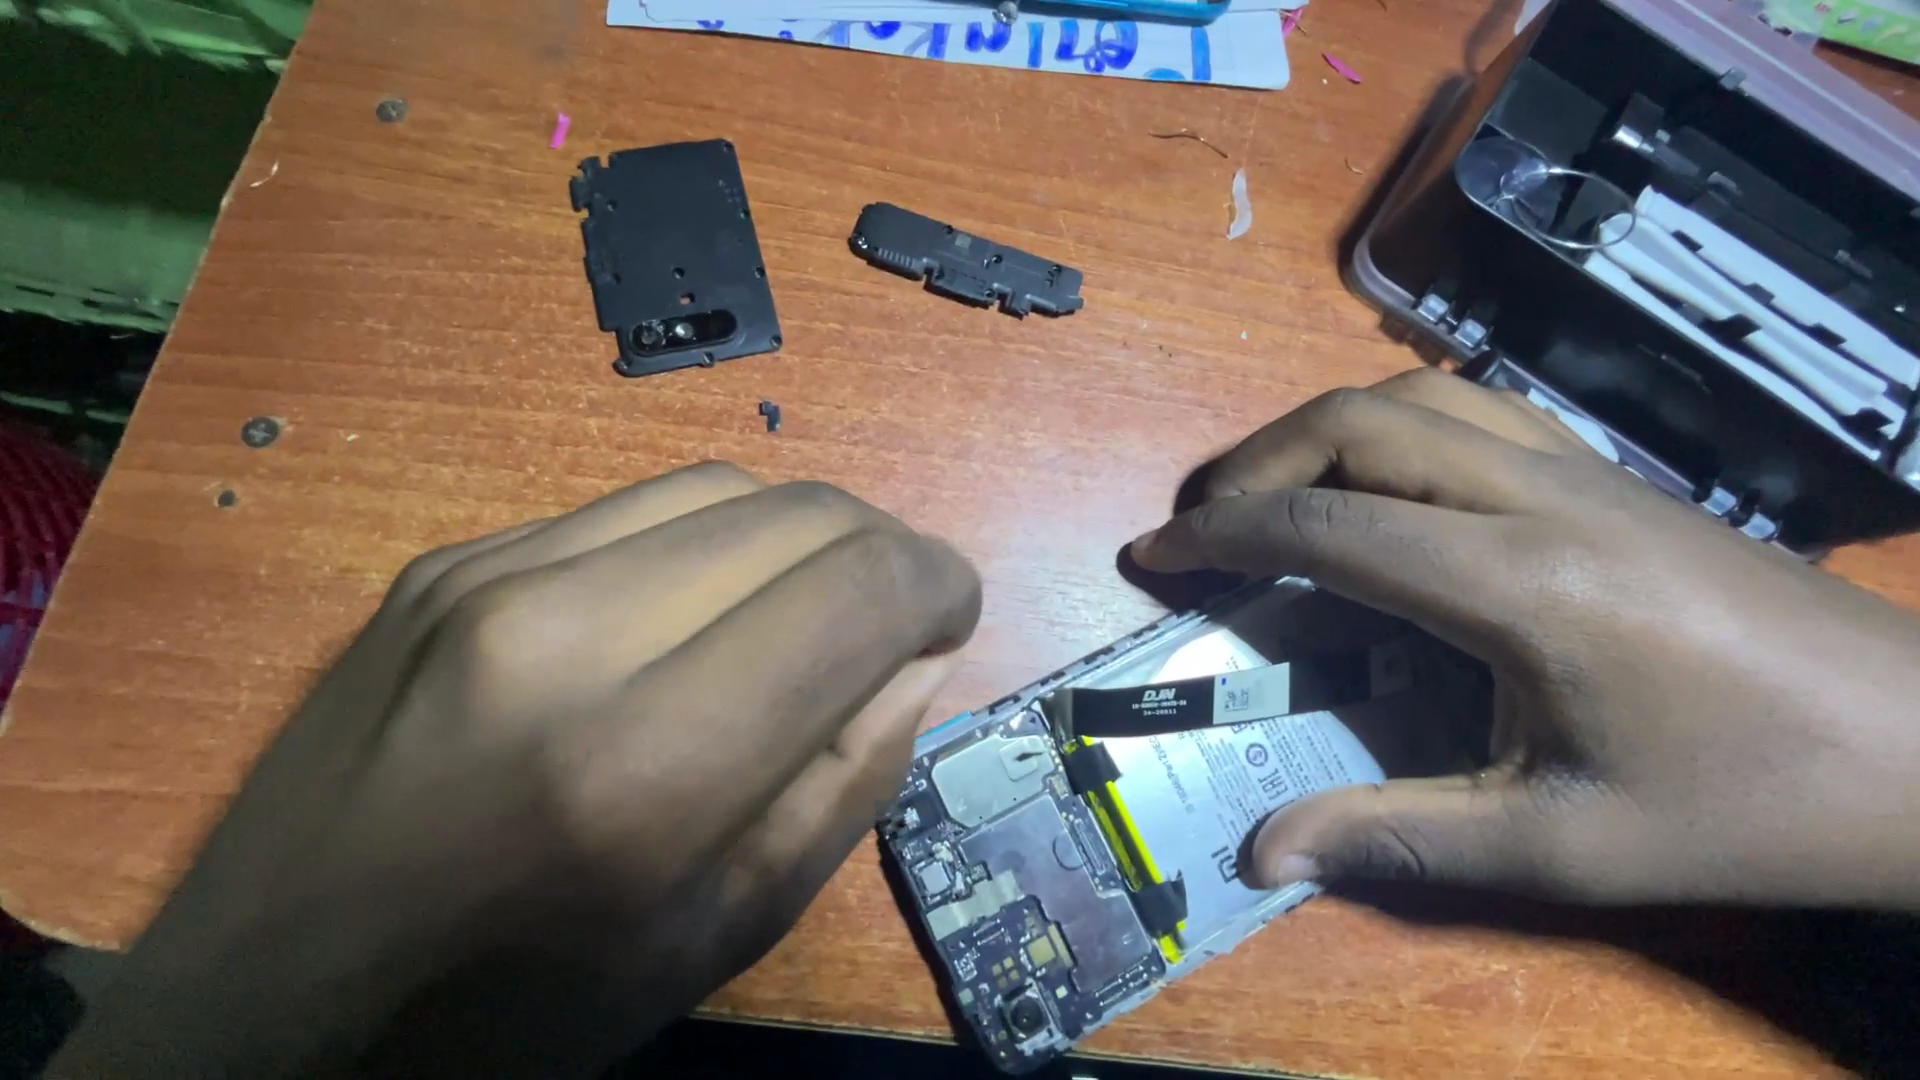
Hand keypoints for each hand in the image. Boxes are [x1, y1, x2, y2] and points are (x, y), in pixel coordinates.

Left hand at [52, 463, 980, 1077]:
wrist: (260, 1016)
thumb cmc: (521, 1012)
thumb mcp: (727, 933)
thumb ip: (847, 777)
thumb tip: (917, 654)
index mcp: (644, 767)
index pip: (857, 591)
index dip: (938, 583)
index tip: (955, 614)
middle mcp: (563, 632)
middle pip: (801, 513)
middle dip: (886, 548)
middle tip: (902, 608)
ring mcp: (489, 575)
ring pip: (728, 486)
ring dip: (807, 533)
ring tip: (817, 598)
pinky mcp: (448, 559)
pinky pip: (638, 507)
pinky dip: (717, 538)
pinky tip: (709, 598)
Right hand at [1132, 369, 1919, 909]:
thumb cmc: (1750, 805)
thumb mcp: (1563, 849)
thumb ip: (1397, 838)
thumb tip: (1263, 856)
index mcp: (1522, 583)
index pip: (1326, 525)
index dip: (1219, 537)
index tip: (1154, 557)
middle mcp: (1540, 494)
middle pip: (1354, 422)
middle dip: (1251, 467)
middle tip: (1203, 529)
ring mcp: (1576, 467)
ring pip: (1407, 395)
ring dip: (1311, 435)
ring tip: (1269, 497)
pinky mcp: (1599, 468)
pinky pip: (1460, 406)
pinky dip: (1380, 426)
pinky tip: (1369, 482)